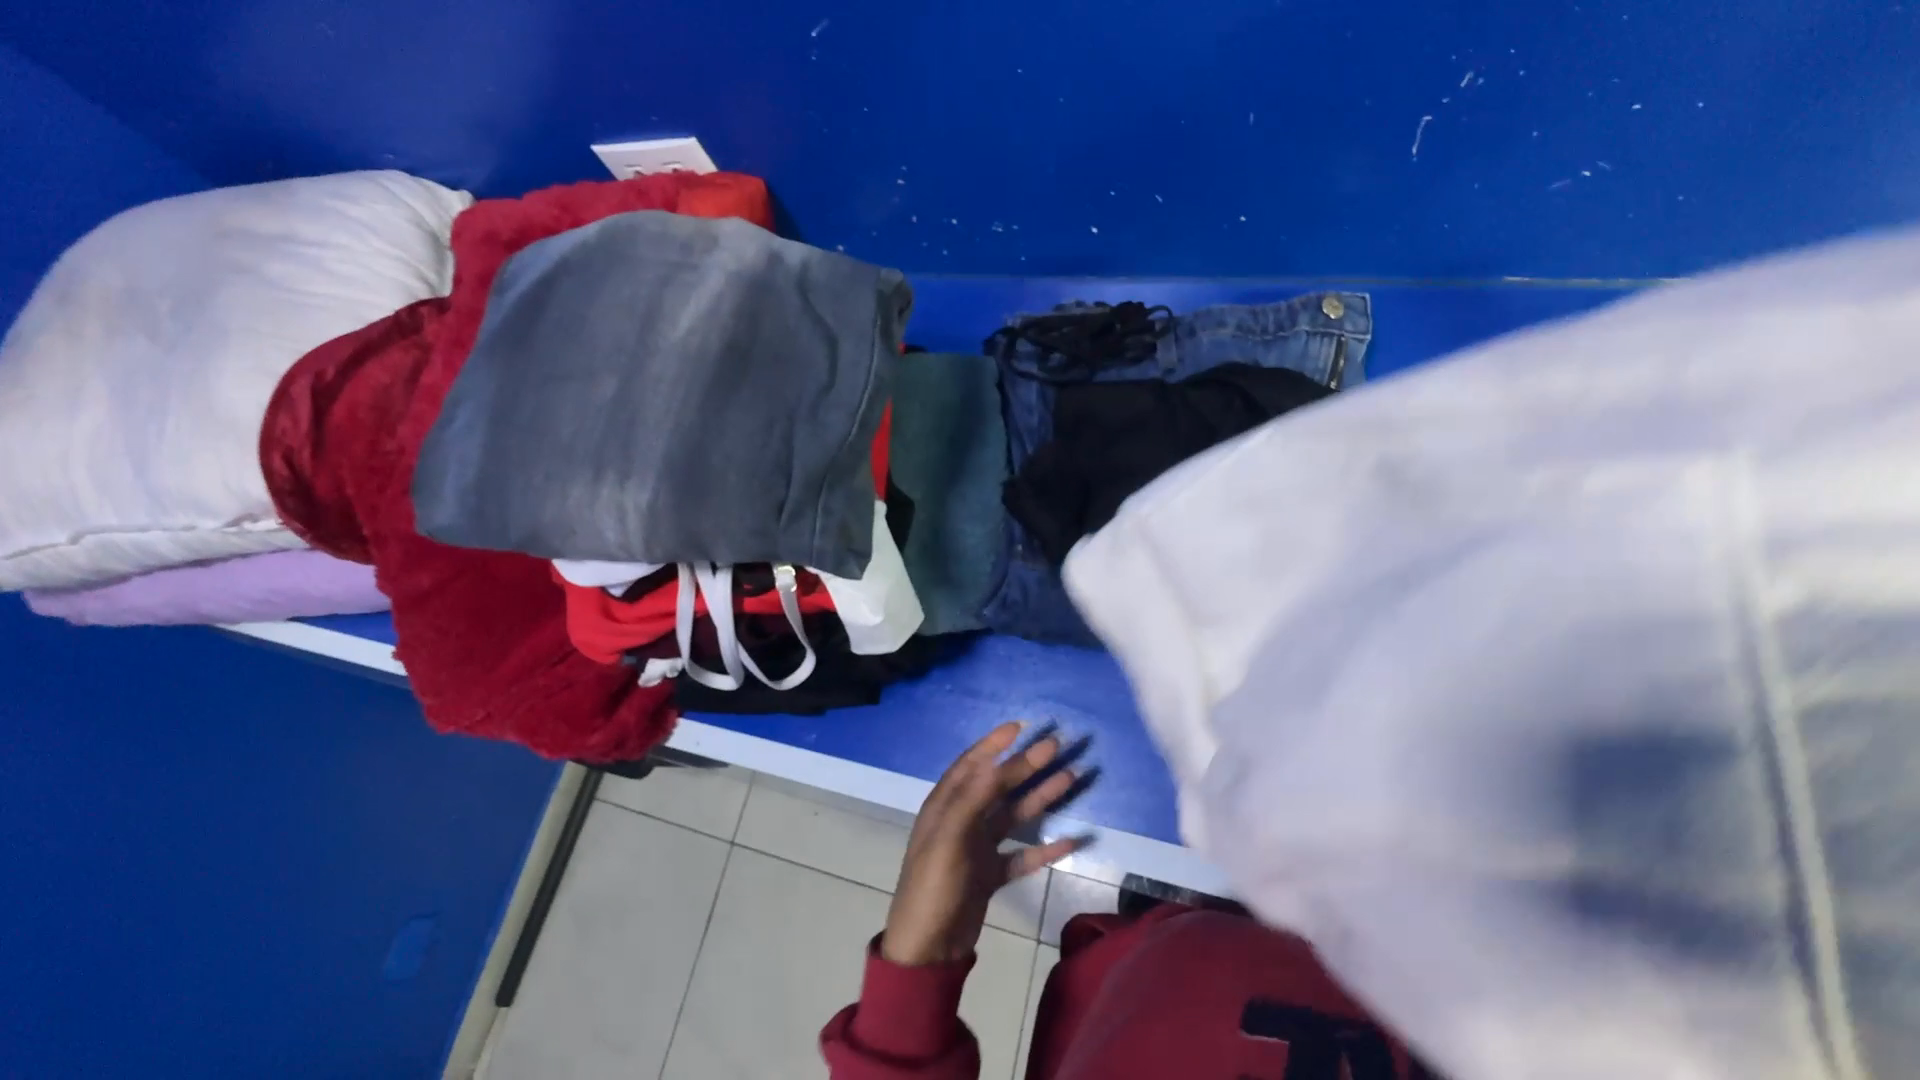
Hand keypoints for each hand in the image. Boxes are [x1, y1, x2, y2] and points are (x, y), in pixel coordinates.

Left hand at [881, 722, 1087, 966]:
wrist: (928, 948)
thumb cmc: (932, 888)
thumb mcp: (947, 841)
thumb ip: (971, 801)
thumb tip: (995, 762)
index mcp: (944, 807)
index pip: (971, 766)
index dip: (993, 744)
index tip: (1020, 726)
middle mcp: (962, 821)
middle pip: (998, 786)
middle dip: (1026, 765)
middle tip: (1056, 745)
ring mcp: (978, 848)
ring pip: (1014, 816)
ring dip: (1040, 797)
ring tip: (1070, 778)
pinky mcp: (991, 875)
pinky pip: (1022, 855)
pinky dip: (1044, 848)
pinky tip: (1071, 840)